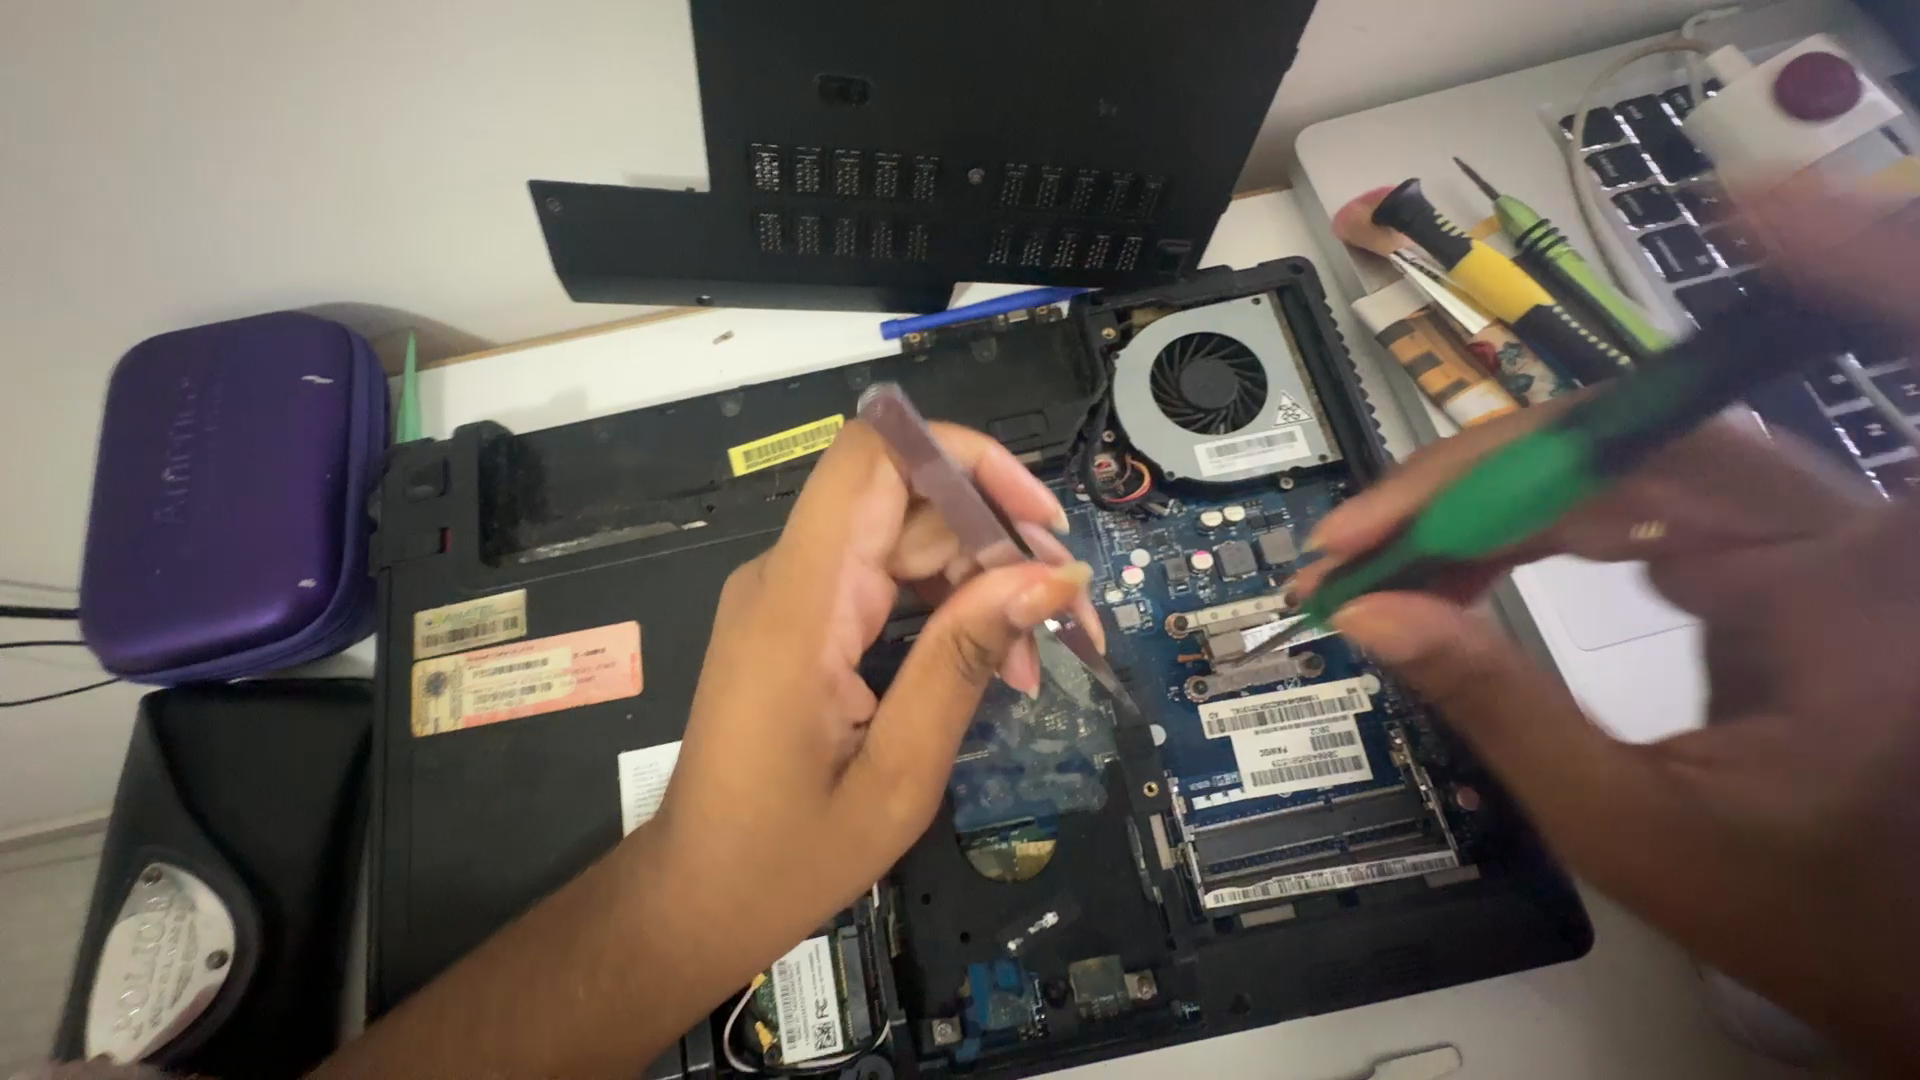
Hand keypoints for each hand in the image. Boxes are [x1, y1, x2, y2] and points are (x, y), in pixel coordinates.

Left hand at [315, 420, 1093, 1079]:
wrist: (698, 895)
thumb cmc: (788, 855)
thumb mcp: (900, 771)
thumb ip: (966, 659)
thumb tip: (1052, 577)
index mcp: (799, 601)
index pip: (873, 458)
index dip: (963, 456)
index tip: (1039, 518)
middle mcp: (789, 574)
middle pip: (907, 497)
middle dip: (998, 538)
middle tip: (1067, 613)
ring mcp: (793, 591)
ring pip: (907, 535)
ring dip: (984, 577)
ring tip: (1040, 652)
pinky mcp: (804, 616)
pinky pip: (887, 575)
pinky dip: (949, 604)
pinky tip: (996, 660)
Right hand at [1301, 188, 1919, 1073]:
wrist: (1915, 975)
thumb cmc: (1815, 922)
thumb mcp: (1630, 828)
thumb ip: (1496, 711)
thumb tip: (1367, 616)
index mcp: (1846, 595)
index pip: (1756, 431)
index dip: (1813, 281)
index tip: (1741, 206)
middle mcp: (1832, 545)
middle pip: (1615, 454)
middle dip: (1459, 491)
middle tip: (1345, 552)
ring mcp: (1792, 551)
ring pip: (1598, 479)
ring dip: (1468, 515)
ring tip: (1367, 568)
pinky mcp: (1755, 569)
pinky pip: (1611, 518)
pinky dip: (1514, 538)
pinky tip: (1443, 573)